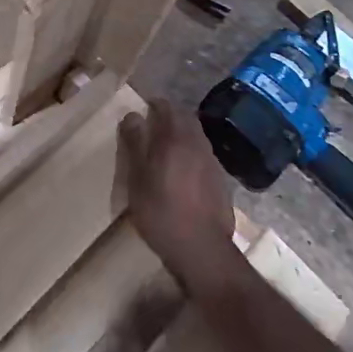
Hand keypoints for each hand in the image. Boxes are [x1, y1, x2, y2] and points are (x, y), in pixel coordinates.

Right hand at [118, 99, 239, 294]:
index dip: (155, 104)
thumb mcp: (138, 180)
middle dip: (170, 116)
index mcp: (175, 138)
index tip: (143, 107)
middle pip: (185, 118)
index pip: (167, 107)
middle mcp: (197, 143)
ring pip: (196, 135)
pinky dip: (192, 151)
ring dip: (182, 133)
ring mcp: (212, 160)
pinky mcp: (220, 178)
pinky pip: (203, 153)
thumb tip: (132, 115)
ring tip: (167, 146)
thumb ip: (135, 144)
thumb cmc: (161, 212)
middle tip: (153, 124)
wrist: (202, 247)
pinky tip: (183, 169)